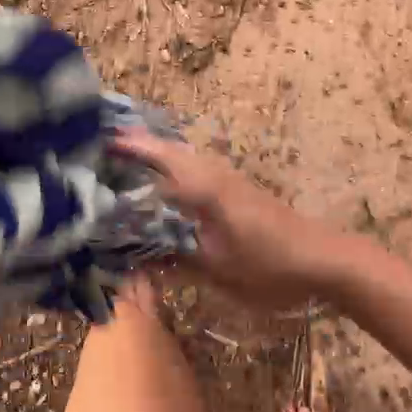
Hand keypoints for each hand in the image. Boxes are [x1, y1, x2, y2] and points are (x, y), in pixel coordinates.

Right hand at [112, 130, 344, 310]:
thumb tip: (126, 261)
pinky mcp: (231, 190)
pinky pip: (189, 170)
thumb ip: (171, 259)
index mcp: (201, 184)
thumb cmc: (267, 264)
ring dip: (149, 155)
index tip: (90, 142)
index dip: (123, 148)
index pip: (153, 157)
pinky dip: (166, 169)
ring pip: (177, 157)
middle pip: (163, 149)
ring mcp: (223, 178)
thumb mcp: (215, 269)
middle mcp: (209, 172)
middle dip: (131, 145)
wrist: (321, 260)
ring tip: (116, 163)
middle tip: (95, 149)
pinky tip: (155, 188)